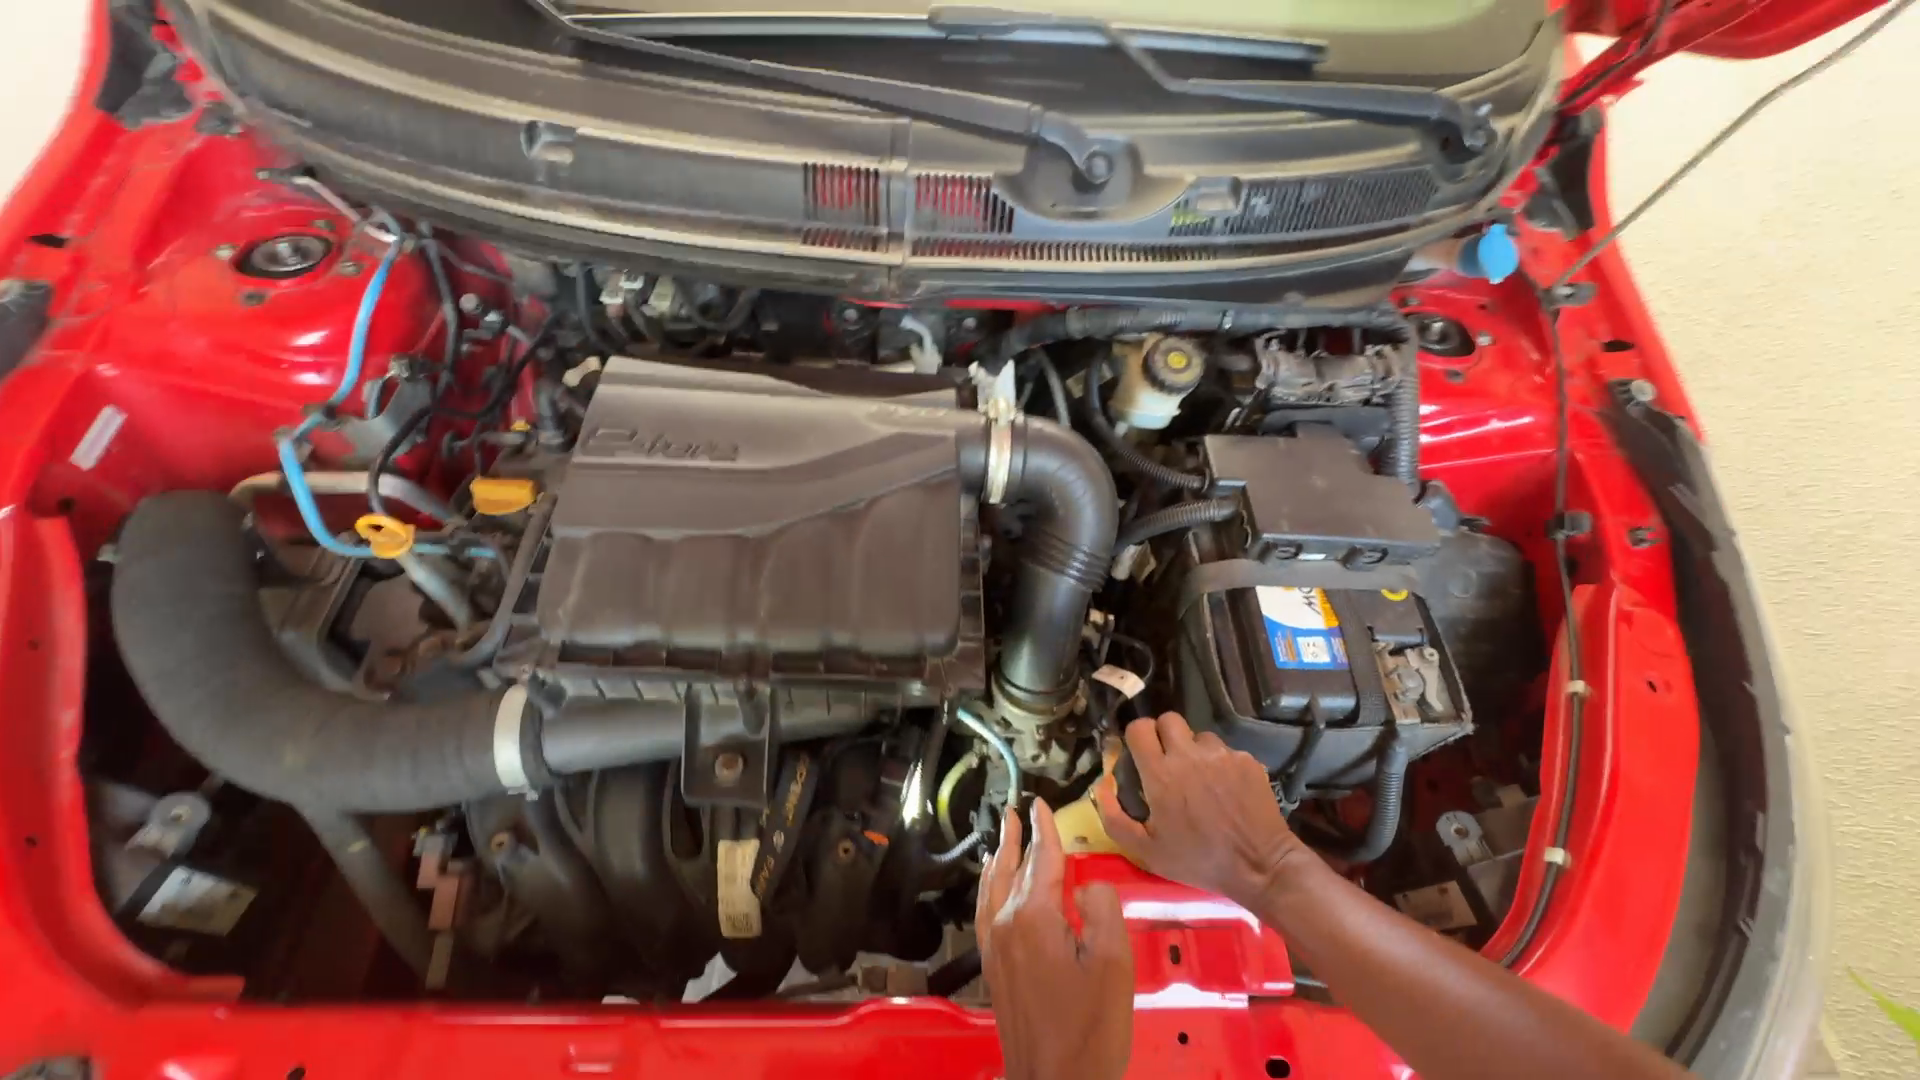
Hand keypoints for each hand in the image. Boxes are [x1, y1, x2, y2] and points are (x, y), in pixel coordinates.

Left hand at [977, 800, 1133, 1079]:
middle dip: (1016, 838)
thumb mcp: (1113, 964)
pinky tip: (994, 888)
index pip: (1042, 860)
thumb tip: (1085, 886)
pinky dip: (990, 888)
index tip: (1041, 802)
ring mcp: (994, 947)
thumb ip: (1102, 909)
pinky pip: (985, 911)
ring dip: (1001, 859)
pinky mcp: (993, 968)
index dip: (1045, 830)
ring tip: (1003, 839)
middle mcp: (1006, 923)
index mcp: (1033, 916)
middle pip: (1011, 869)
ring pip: (993, 888)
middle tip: (1016, 811)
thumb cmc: (1091, 1026)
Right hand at [1096, 712, 1307, 908]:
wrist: (1261, 867)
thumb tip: (1102, 786)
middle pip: (1168, 720)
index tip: (1139, 755)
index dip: (1136, 737)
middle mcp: (1189, 755)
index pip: (1139, 728)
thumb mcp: (1146, 851)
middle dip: (1163, 735)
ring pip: (1199, 736)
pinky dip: (1220, 765)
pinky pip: (1225, 751)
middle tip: (1167, 762)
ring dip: (1194, 751)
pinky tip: (1225, 791)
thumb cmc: (1198, 860)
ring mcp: (1222, 755)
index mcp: (1161, 773)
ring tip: (1201, 780)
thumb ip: (1114, 817)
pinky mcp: (1247, 760)